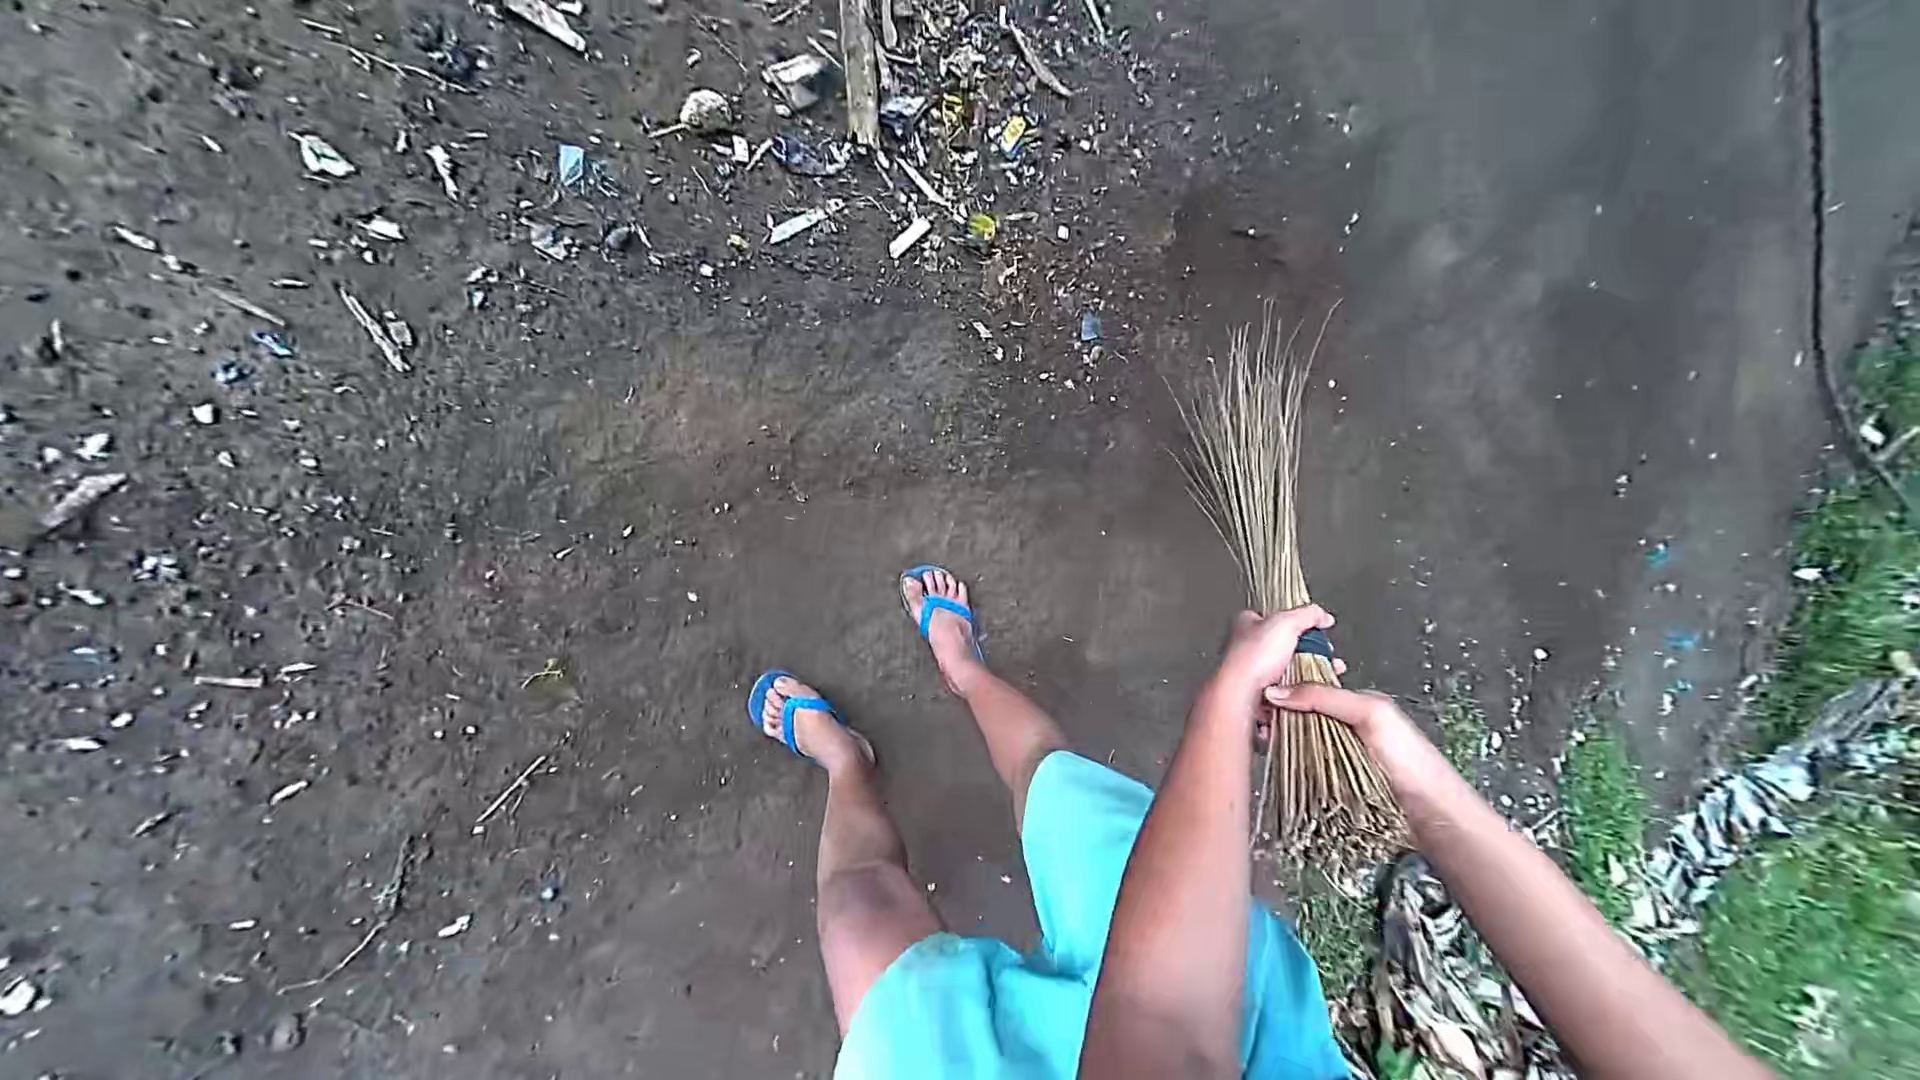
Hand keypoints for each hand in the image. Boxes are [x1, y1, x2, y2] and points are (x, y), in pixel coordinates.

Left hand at [1214, 604, 1335, 698]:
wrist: (1241, 696)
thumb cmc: (1250, 658)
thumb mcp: (1284, 623)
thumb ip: (1306, 615)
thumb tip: (1320, 614)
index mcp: (1247, 623)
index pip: (1278, 616)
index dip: (1300, 621)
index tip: (1319, 627)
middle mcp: (1248, 645)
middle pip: (1287, 643)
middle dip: (1311, 648)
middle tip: (1326, 653)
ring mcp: (1255, 669)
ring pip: (1291, 666)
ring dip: (1312, 669)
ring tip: (1329, 670)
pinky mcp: (1263, 691)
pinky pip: (1290, 687)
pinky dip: (1305, 687)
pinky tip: (1315, 686)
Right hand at [1264, 682, 1455, 803]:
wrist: (1433, 815)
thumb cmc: (1409, 759)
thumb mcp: (1369, 712)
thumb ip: (1324, 696)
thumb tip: (1275, 692)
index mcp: (1354, 703)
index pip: (1310, 686)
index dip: (1285, 686)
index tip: (1260, 692)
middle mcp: (1343, 725)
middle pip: (1299, 712)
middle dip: (1276, 713)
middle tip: (1258, 719)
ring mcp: (1336, 753)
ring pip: (1296, 737)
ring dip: (1277, 736)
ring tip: (1261, 738)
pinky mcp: (1330, 779)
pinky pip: (1300, 762)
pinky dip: (1285, 758)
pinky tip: (1273, 757)